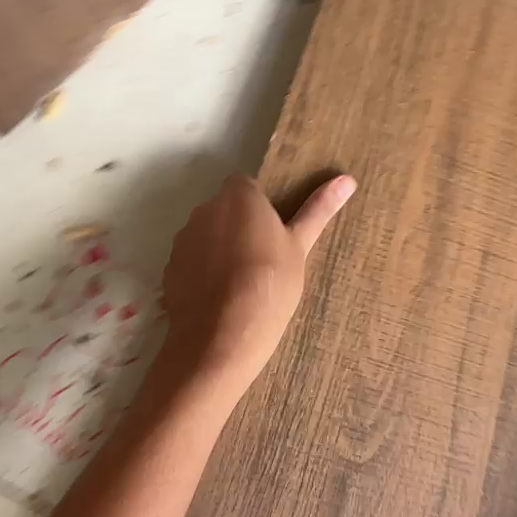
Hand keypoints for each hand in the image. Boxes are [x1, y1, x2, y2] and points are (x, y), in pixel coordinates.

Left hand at [157, 173, 355, 399]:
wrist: (222, 336)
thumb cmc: (270, 284)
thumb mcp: (300, 246)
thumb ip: (319, 209)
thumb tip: (347, 180)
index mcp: (239, 196)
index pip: (247, 187)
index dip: (260, 208)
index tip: (274, 234)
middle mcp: (205, 210)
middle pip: (224, 210)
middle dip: (239, 227)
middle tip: (263, 259)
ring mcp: (183, 240)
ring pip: (206, 236)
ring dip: (219, 249)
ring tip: (241, 284)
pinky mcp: (169, 269)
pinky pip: (191, 263)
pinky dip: (202, 274)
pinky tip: (219, 299)